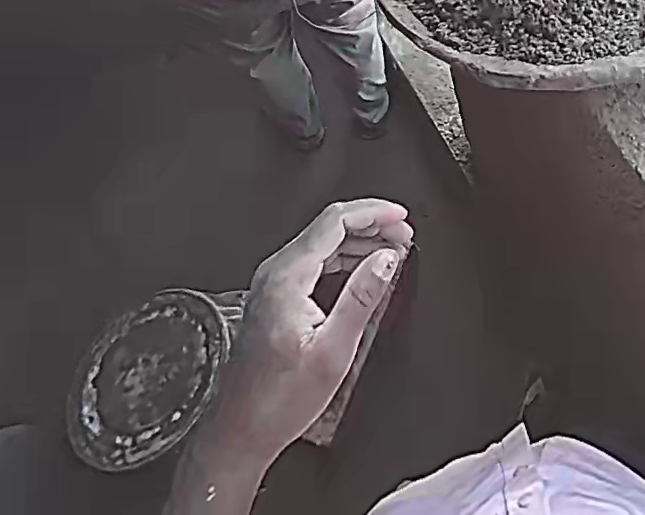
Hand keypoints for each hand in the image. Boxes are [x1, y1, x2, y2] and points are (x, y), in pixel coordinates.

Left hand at [203, 200, 411, 461]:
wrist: (241, 433)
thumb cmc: (278, 400)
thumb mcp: (333, 351)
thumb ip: (362, 297)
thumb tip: (386, 258)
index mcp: (288, 276)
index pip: (335, 221)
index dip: (373, 212)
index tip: (399, 217)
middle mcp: (277, 271)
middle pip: (330, 224)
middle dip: (372, 222)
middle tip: (403, 232)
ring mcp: (274, 281)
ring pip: (324, 239)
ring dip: (361, 238)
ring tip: (392, 246)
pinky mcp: (277, 292)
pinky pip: (317, 257)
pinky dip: (346, 253)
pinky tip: (365, 265)